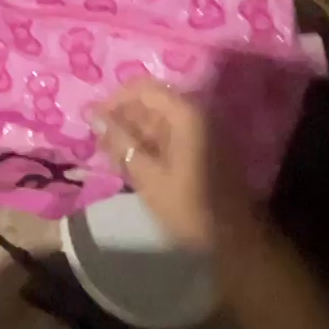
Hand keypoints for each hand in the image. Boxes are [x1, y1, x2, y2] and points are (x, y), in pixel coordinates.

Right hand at [96, 80, 250, 250]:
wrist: (234, 240)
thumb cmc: (188, 206)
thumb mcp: (147, 175)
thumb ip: (120, 140)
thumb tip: (93, 115)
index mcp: (185, 114)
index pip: (143, 88)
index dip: (115, 100)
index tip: (94, 121)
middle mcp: (196, 113)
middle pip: (152, 101)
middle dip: (123, 117)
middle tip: (99, 140)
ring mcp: (202, 130)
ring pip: (159, 119)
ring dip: (134, 132)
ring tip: (110, 152)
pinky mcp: (204, 146)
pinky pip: (171, 133)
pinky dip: (150, 143)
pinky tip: (132, 161)